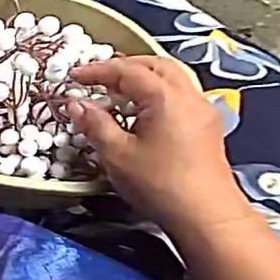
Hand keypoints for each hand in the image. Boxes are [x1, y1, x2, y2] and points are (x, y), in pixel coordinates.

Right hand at [67, 56, 255, 237]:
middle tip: (95, 77)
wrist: (205, 214)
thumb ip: (95, 124)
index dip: (98, 70)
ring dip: (141, 77)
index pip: (129, 71)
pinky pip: (178, 94)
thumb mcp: (116, 154)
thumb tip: (76, 104)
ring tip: (115, 90)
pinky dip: (154, 92)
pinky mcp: (205, 126)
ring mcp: (202, 110)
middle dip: (123, 66)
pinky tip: (139, 110)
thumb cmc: (158, 184)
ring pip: (171, 78)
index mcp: (166, 98)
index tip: (74, 75)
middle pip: (156, 65)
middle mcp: (189, 96)